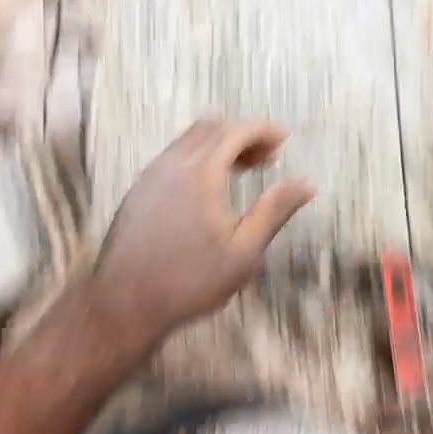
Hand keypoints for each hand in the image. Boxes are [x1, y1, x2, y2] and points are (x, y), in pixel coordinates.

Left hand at [92, 120, 315, 349]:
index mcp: (201, 172)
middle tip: (268, 157)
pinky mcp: (138, 190)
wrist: (124, 305)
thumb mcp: (244, 252)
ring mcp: (151, 175)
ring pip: (190, 141)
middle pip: (212, 128)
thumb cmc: (190, 281)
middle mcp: (173, 163)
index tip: (283, 139)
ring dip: (220, 144)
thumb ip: (275, 210)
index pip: (235, 131)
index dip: (262, 129)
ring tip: (243, 169)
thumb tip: (307, 183)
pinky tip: (209, 187)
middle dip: (243, 134)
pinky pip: (174, 157)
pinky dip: (199, 156)